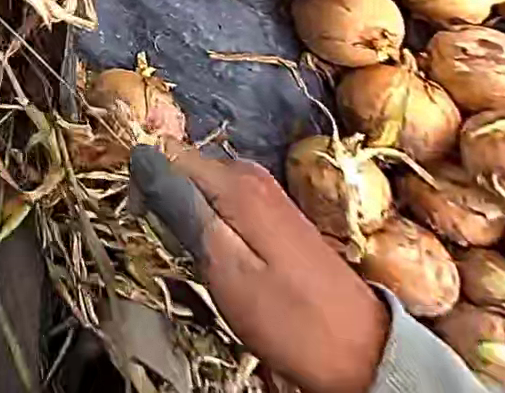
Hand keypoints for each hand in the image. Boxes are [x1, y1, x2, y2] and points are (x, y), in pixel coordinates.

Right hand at [130, 144, 389, 392]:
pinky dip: (211, 220)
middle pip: (183, 166)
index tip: (146, 223)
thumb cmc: (290, 317)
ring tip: (199, 258)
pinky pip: (222, 198)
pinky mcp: (271, 208)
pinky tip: (223, 256)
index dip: (146, 182)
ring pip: (200, 184)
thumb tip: (139, 154)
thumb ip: (180, 206)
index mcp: (234, 180)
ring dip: (188, 213)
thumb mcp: (225, 266)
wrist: (365, 353)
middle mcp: (248, 172)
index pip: (165, 152)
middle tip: (177, 250)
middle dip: (167, 199)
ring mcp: (263, 189)